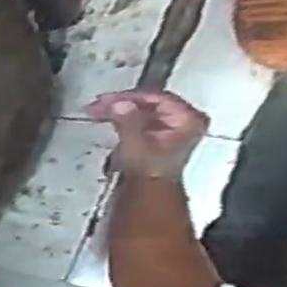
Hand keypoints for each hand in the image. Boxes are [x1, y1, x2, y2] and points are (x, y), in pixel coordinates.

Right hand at [85, 89, 207, 180]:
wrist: (148, 189)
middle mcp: (186, 120)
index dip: (131, 97)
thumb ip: (128, 121)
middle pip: (151, 102)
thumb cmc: (147, 169)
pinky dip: (124, 117)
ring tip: (98, 110)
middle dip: (123, 102)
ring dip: (120, 109)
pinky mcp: (160, 134)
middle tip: (99, 103)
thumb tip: (119, 104)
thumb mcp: (135, 143)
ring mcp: (174, 127)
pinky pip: (142, 117)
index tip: (107, 99)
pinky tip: (108, 118)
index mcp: (188, 119)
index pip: (158, 98)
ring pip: (145, 109)